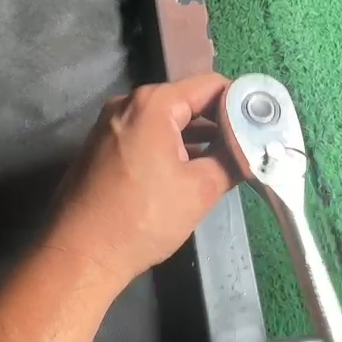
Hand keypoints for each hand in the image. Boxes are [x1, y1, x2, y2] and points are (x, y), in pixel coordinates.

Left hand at [46, 73, 237, 287]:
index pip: (210, 85)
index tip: (262, 123)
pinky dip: (172, 146)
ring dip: (197, 136)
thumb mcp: (200, 188)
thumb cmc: (142, 218)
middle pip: (188, 100)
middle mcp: (128, 104)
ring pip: (167, 120)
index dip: (242, 101)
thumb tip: (256, 149)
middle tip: (250, 143)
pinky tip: (192, 168)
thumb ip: (233, 159)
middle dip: (220, 120)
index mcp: (153, 104)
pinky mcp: (103, 147)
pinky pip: (147, 134)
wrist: (79, 256)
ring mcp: (111, 125)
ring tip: (228, 158)